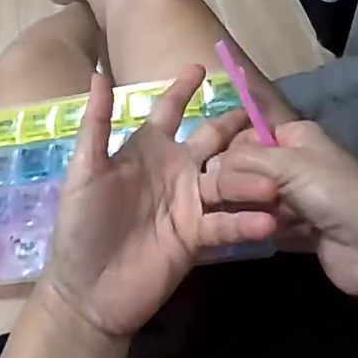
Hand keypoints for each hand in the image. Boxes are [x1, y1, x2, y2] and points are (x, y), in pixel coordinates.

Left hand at [41, 67, 277, 340]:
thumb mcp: (86, 170)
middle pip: (210, 139)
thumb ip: (97, 123)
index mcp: (147, 149)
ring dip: (249, 174)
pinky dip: (246, 221)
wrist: (86, 291)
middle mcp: (174, 169)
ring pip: (226, 179)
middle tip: (262, 113)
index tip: (201, 66)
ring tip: (275, 171)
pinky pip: (225, 223)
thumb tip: (98, 72)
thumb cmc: (81, 224)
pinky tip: (268, 219)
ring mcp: (188, 202)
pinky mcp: (197, 237)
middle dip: (233, 125)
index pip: (169, 110)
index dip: (183, 88)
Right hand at [209, 120, 357, 296]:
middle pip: (250, 168)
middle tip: (235, 198)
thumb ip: (244, 158)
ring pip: (256, 198)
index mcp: (296, 136)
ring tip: (243, 218)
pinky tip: (250, 234)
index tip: (219, 168)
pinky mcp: (297, 229)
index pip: (250, 135)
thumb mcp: (286, 164)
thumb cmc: (331, 192)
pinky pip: (266, 223)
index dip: (234, 150)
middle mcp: (295, 162)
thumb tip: (214, 164)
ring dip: (249, 208)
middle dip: (240, 183)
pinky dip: (258, 228)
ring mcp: (296, 198)